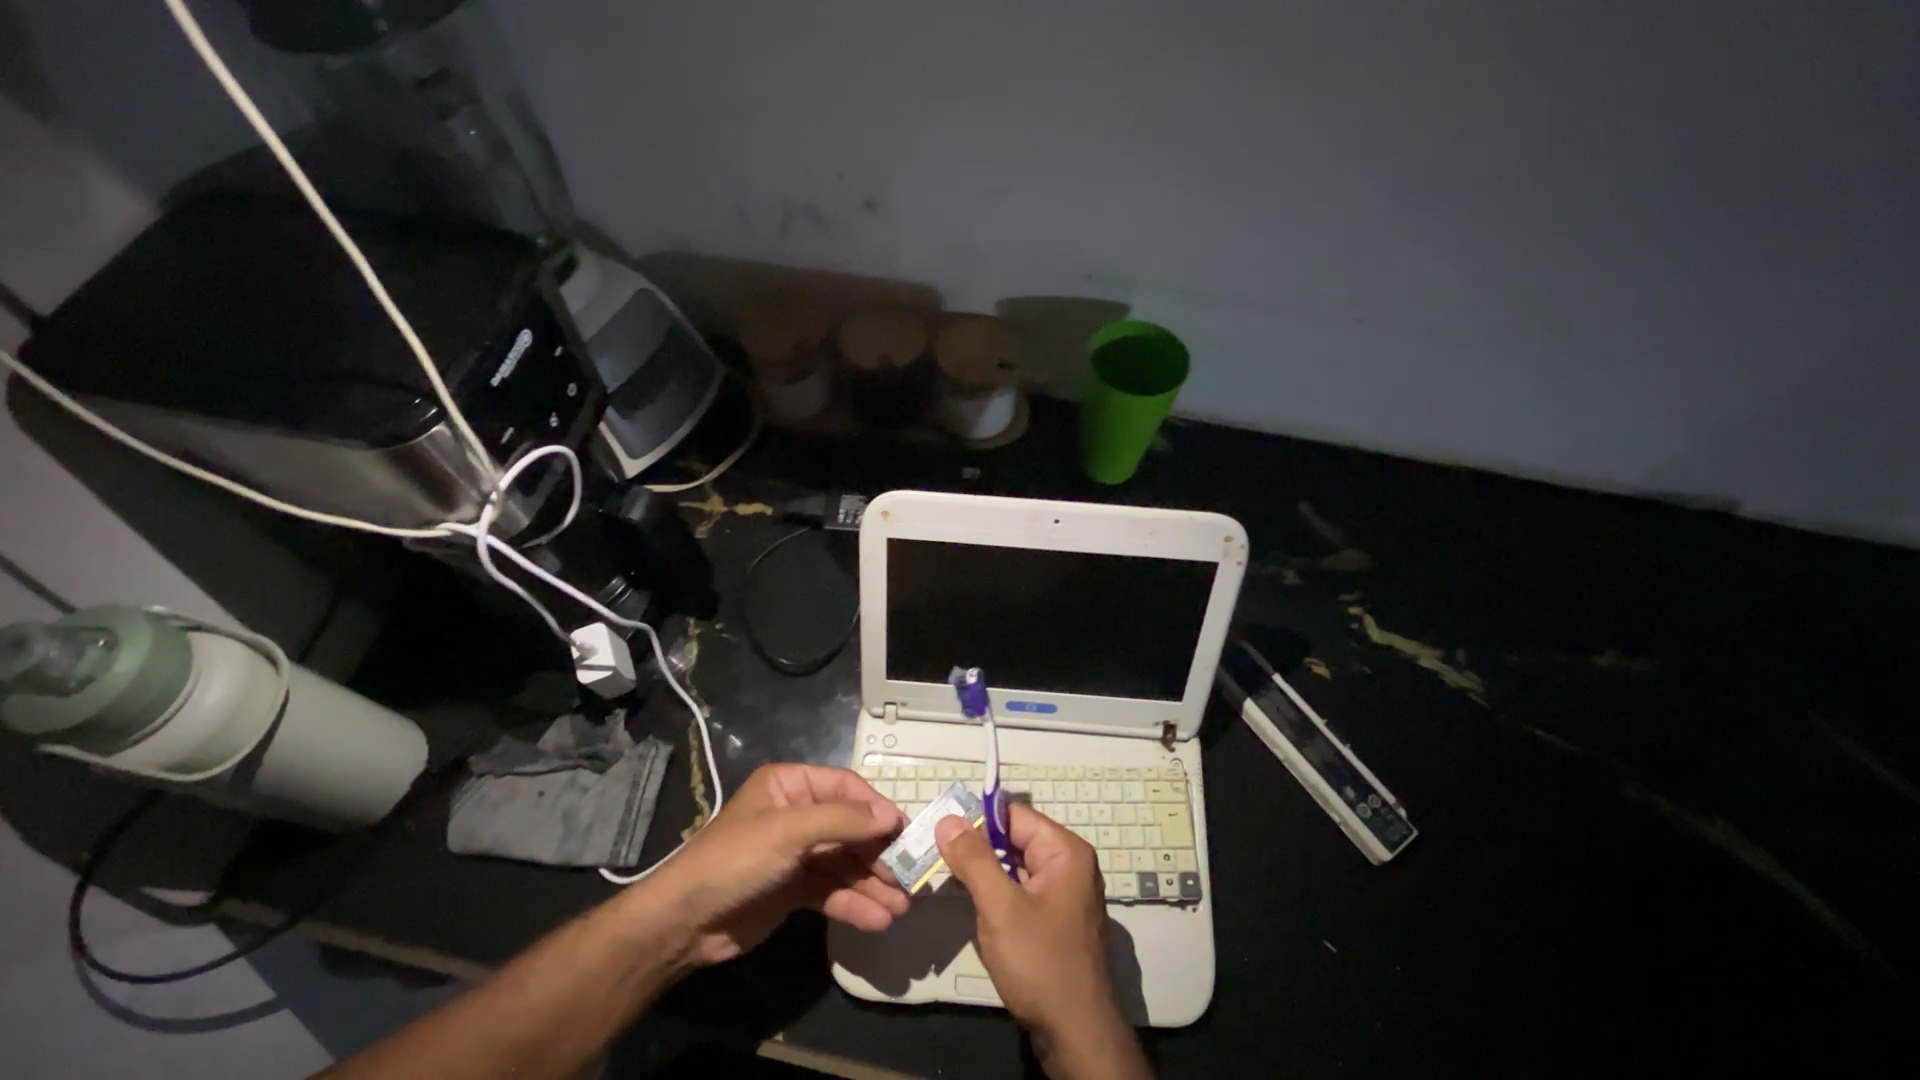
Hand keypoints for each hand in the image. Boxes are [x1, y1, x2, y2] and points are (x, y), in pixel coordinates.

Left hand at [643, 764, 907, 966]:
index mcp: (790, 786)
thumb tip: (892, 814)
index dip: (876, 809)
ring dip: (872, 884)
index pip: (846, 788)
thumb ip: (842, 820)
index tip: (905, 833)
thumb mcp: (789, 832)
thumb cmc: (735, 860)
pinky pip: (832, 891)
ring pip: (845, 864)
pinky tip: (876, 919)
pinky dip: (854, 903)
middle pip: (850, 829)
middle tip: (908, 877)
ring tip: (899, 907)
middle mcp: (796, 815)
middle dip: (878, 854)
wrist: (685, 920)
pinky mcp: (794, 889)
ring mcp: (796, 854)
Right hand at [935, 802, 1132, 1043]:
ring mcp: (1065, 894)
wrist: (1074, 1031)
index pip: (1014, 816)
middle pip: (1015, 839)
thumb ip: (973, 859)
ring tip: (948, 877)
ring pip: (1015, 867)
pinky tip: (975, 907)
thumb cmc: (1040, 962)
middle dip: (977, 847)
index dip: (977, 819)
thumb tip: (948, 819)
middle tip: (935, 854)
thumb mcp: (1000, 907)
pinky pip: (1021, 892)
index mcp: (1065, 852)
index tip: (939, 828)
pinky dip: (997, 895)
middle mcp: (1070, 866)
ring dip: (985, 873)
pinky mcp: (1056, 920)